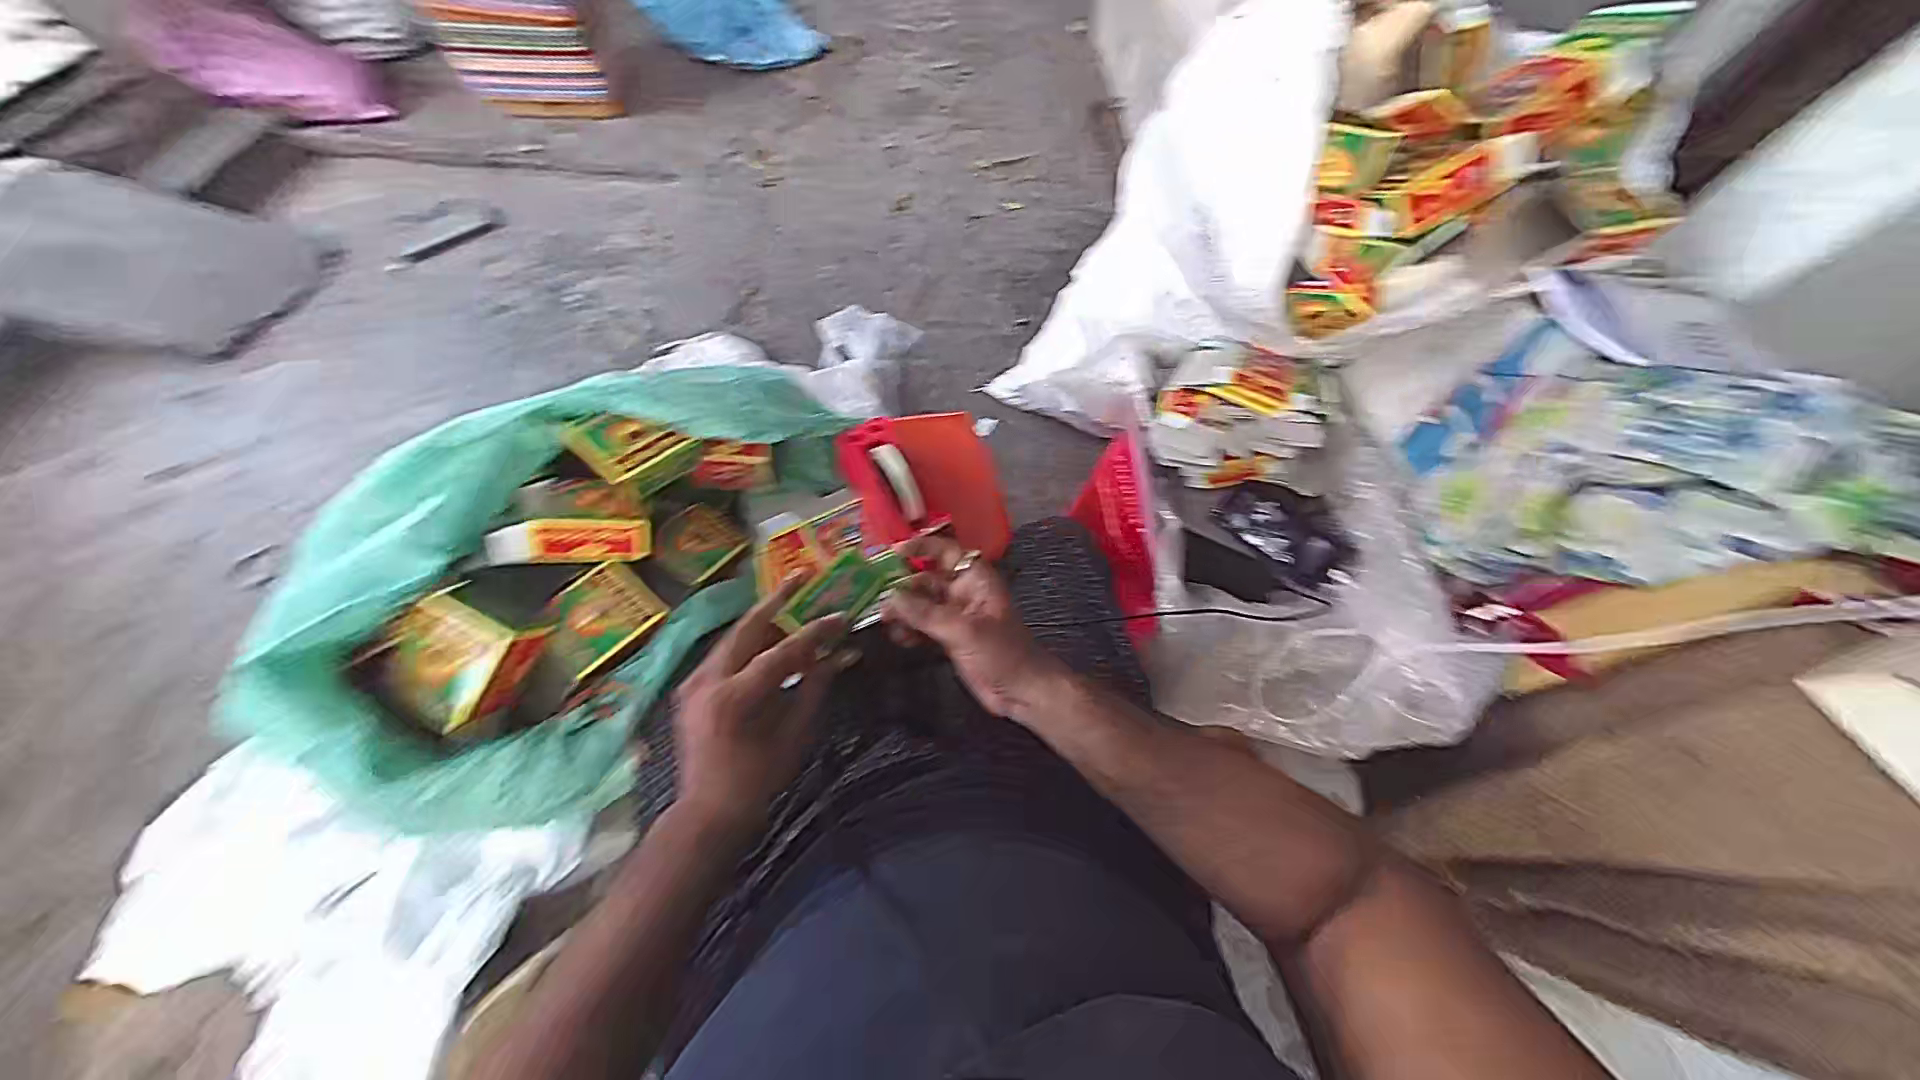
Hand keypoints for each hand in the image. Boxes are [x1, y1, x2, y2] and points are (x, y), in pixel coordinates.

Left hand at [671, 577, 851, 837]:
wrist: (709, 810)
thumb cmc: (760, 778)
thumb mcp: (795, 732)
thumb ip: (815, 686)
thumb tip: (842, 654)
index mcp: (734, 697)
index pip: (782, 652)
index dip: (815, 632)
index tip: (840, 616)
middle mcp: (707, 681)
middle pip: (746, 627)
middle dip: (777, 599)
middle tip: (802, 574)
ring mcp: (693, 683)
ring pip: (733, 638)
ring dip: (764, 622)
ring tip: (793, 603)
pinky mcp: (690, 688)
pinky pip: (724, 655)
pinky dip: (749, 644)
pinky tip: (770, 640)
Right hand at [881, 535, 1068, 718]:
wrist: (1022, 692)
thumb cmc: (1002, 653)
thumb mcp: (963, 630)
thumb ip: (925, 613)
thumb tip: (890, 598)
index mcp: (975, 580)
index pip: (946, 552)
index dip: (921, 547)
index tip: (893, 553)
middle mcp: (964, 593)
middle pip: (927, 580)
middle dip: (904, 588)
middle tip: (880, 601)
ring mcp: (956, 616)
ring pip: (921, 605)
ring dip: (904, 612)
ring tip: (887, 623)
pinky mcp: (950, 638)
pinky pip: (923, 626)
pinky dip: (910, 630)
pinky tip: (900, 639)